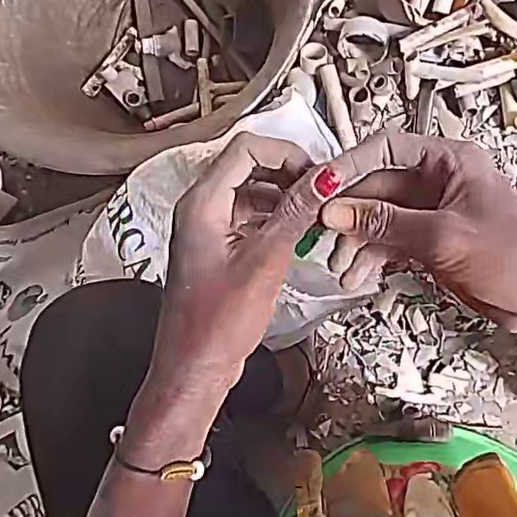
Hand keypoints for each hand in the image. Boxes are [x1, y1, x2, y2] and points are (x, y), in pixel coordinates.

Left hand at [140, 134, 330, 422]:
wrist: (195, 366)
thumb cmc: (214, 325)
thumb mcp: (265, 261)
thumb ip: (295, 214)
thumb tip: (320, 180)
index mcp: (201, 204)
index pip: (245, 149)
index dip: (285, 153)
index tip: (314, 172)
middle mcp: (199, 210)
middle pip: (247, 166)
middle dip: (287, 173)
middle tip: (319, 189)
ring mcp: (207, 228)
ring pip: (250, 191)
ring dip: (283, 196)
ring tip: (313, 211)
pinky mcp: (217, 247)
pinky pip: (248, 216)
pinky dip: (274, 217)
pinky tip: (297, 231)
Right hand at [317, 132, 516, 337]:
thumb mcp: (443, 236)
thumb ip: (386, 223)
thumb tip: (339, 213)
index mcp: (450, 161)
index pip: (386, 149)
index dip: (349, 166)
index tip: (322, 186)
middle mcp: (439, 181)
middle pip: (377, 187)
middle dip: (349, 213)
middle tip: (322, 232)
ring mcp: (432, 211)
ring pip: (379, 217)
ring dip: (357, 240)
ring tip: (341, 263)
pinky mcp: (430, 239)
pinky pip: (390, 240)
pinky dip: (372, 256)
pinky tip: (359, 273)